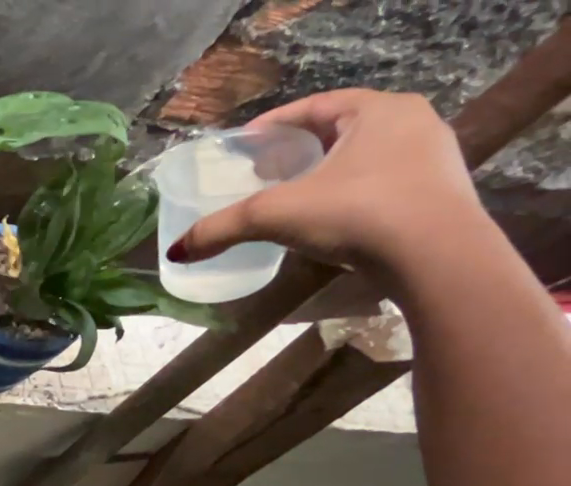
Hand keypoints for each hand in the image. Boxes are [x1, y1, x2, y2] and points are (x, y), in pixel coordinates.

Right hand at [167, 90, 485, 274]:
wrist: (434, 255)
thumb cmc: (356, 213)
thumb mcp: (275, 216)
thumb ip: (221, 228)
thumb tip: (175, 251)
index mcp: (377, 111)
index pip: (315, 106)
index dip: (273, 124)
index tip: (241, 145)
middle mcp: (409, 123)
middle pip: (337, 129)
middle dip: (294, 150)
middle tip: (258, 171)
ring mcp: (428, 157)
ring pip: (358, 156)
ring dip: (320, 172)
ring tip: (285, 196)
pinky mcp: (433, 191)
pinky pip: (376, 181)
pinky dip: (342, 192)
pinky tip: (320, 216)